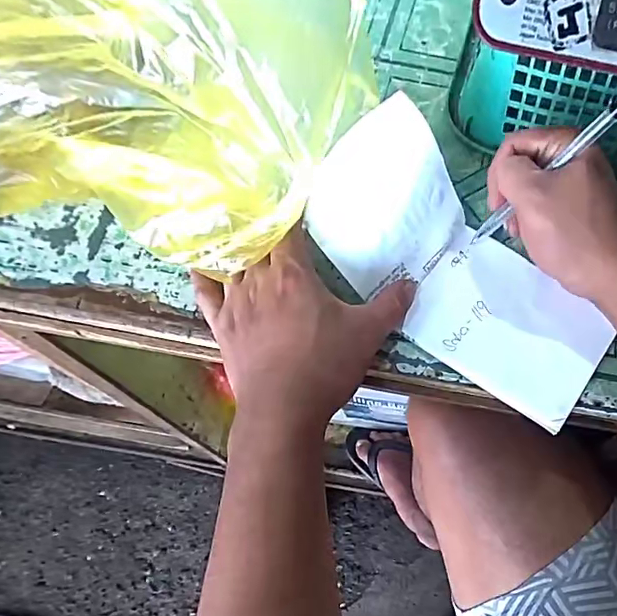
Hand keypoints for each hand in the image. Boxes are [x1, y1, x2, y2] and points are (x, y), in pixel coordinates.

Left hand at [192, 228, 414, 432]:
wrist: (282, 409)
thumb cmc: (325, 367)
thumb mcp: (367, 335)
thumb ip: (390, 306)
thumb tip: (412, 283)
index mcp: (293, 275)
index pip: (287, 230)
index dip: (290, 214)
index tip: (297, 206)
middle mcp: (259, 281)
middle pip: (257, 242)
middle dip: (265, 229)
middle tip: (274, 221)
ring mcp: (235, 303)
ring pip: (232, 262)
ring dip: (239, 250)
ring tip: (245, 239)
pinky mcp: (222, 326)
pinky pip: (206, 292)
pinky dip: (204, 275)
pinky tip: (204, 266)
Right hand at [485, 127, 616, 303]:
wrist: (613, 276)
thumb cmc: (571, 236)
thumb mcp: (531, 195)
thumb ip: (509, 171)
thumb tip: (506, 172)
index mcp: (570, 144)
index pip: (515, 144)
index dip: (500, 173)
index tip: (498, 206)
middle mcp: (579, 157)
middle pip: (526, 165)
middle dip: (512, 193)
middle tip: (512, 224)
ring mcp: (584, 184)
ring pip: (536, 188)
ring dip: (523, 210)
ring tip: (524, 234)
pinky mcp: (585, 208)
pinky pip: (550, 205)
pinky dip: (538, 220)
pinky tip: (539, 238)